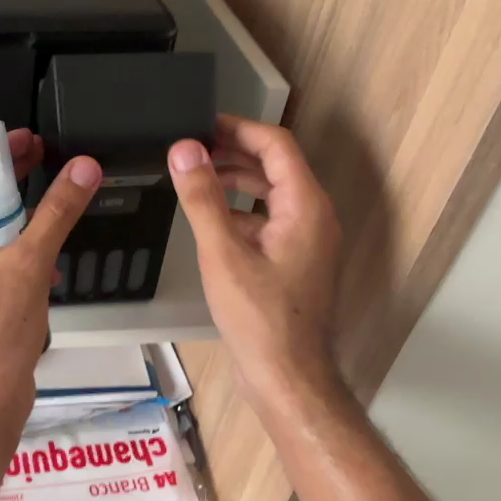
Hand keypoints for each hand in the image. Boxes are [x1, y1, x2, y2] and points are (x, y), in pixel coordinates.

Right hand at [169, 116, 342, 404]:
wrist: (287, 376)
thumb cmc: (260, 319)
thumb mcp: (223, 253)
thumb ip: (203, 198)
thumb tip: (185, 150)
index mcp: (305, 207)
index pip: (276, 146)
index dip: (238, 129)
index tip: (203, 123)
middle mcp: (315, 219)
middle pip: (277, 168)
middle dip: (235, 154)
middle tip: (193, 150)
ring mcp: (309, 244)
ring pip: (274, 197)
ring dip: (238, 183)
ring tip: (197, 179)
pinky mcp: (297, 265)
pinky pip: (272, 224)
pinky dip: (243, 214)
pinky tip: (213, 223)